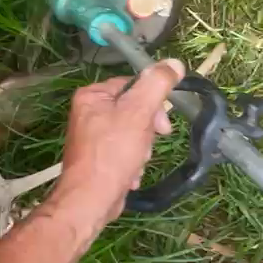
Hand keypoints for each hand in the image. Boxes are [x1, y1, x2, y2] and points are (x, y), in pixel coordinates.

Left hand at [45, 59, 183, 228]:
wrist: (90, 200)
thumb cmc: (112, 153)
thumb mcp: (138, 112)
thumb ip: (157, 85)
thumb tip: (174, 63)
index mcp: (92, 95)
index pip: (133, 85)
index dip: (153, 103)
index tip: (163, 125)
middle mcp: (88, 112)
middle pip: (134, 110)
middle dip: (147, 130)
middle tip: (148, 144)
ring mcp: (92, 137)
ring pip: (133, 132)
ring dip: (142, 149)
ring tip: (136, 162)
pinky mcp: (98, 158)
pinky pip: (124, 151)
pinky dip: (132, 162)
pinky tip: (130, 174)